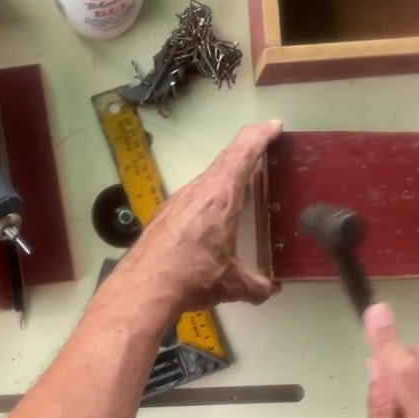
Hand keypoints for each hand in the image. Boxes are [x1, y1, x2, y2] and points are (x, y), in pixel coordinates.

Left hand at [115, 120, 282, 319]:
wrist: (144, 288)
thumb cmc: (192, 277)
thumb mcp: (233, 284)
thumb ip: (257, 285)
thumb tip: (270, 290)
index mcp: (222, 197)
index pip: (244, 153)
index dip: (261, 135)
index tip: (274, 126)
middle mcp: (199, 190)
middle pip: (226, 158)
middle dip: (247, 147)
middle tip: (262, 144)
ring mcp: (178, 200)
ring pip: (207, 176)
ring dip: (225, 173)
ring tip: (241, 182)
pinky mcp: (164, 214)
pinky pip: (193, 196)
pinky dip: (208, 194)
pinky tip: (211, 214)